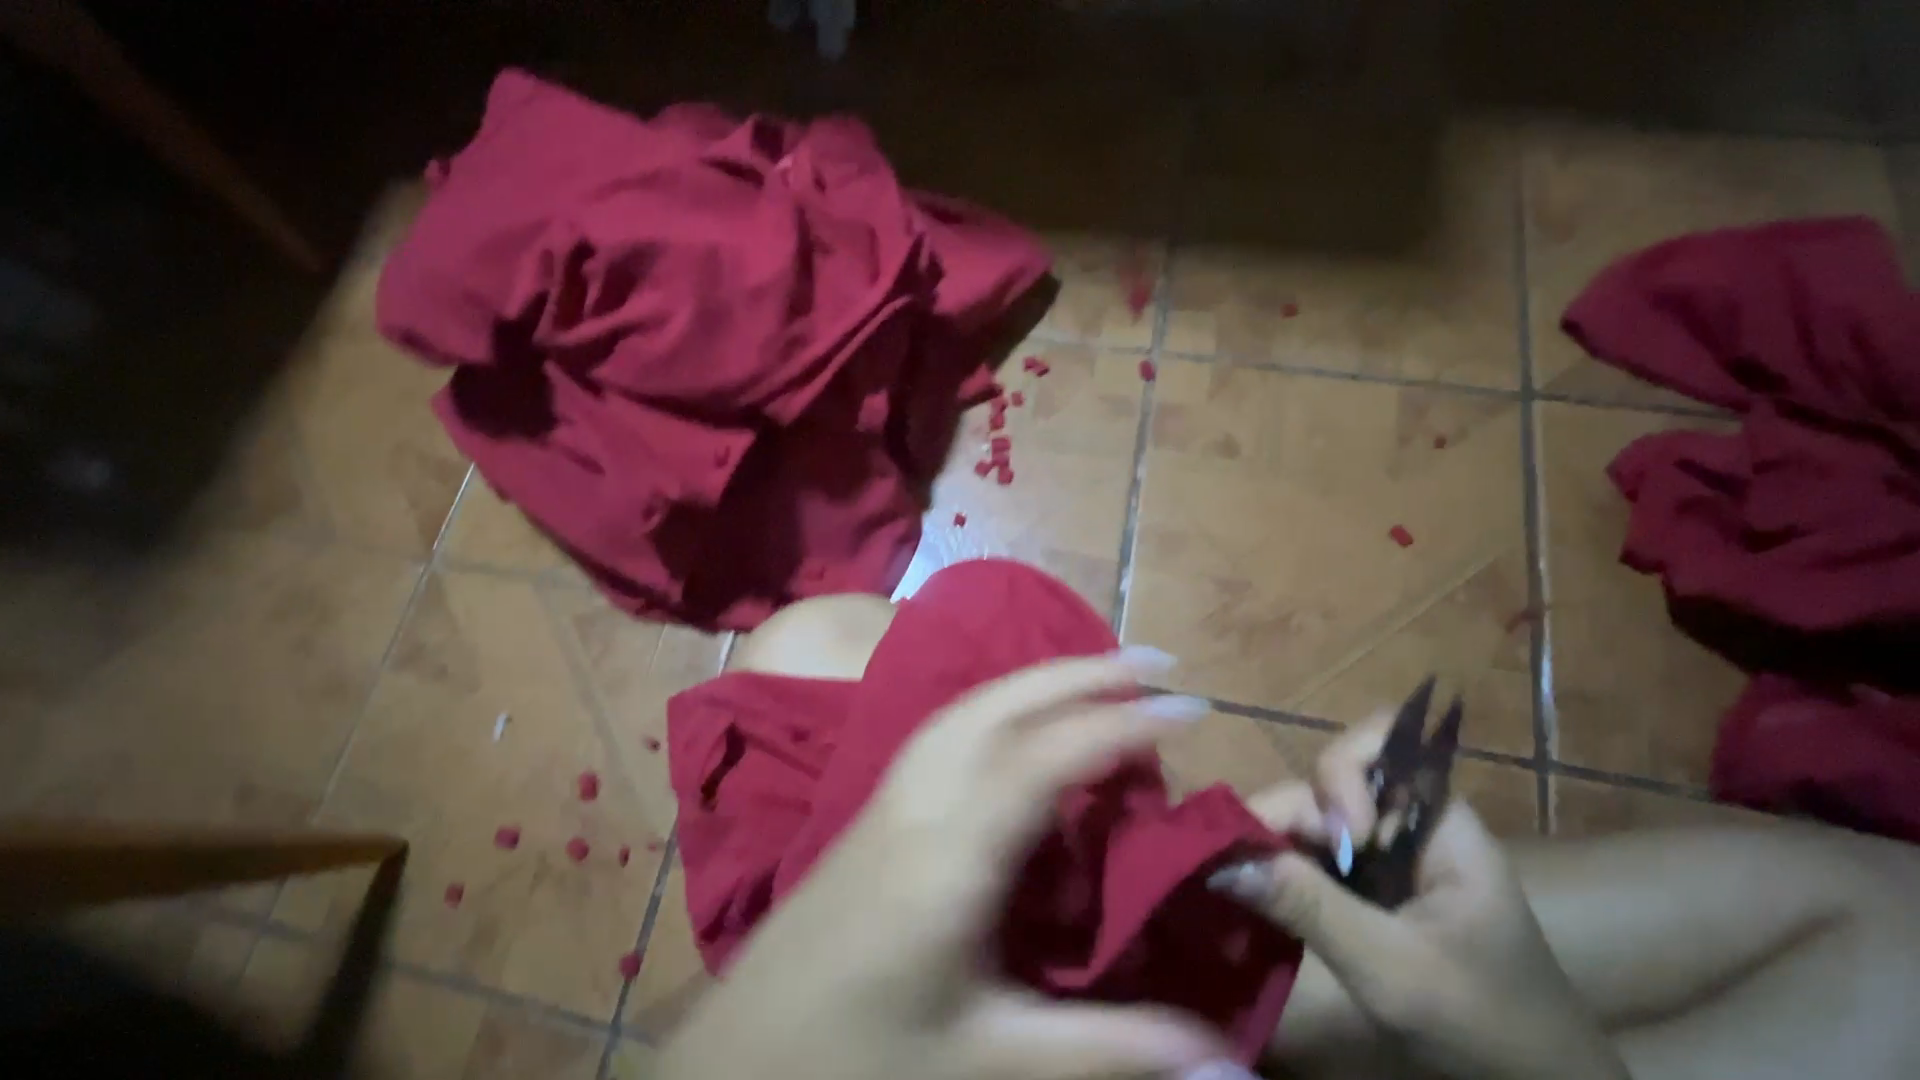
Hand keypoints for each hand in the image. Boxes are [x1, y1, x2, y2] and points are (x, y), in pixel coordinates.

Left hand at [656, 647, 1252, 1079]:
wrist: (740, 1059)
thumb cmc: (862, 1059)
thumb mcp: (989, 1059)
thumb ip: (1109, 1050)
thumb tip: (1229, 1061)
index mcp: (951, 854)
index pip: (1046, 756)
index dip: (1122, 723)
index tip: (1192, 706)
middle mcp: (916, 802)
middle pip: (1001, 706)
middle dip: (1081, 672)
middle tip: (1157, 660)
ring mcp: (884, 796)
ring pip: (966, 707)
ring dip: (1036, 680)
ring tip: (1099, 676)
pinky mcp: (868, 809)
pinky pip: (943, 728)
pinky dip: (998, 704)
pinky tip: (1019, 720)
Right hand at [1214, 713, 1628, 1079]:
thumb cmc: (1481, 1022)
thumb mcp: (1392, 968)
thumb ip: (1310, 906)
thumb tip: (1221, 860)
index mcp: (1438, 822)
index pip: (1380, 744)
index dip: (1341, 772)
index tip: (1336, 836)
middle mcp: (1405, 825)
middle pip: (1329, 783)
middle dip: (1288, 817)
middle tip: (1252, 872)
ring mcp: (1383, 857)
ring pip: (1311, 819)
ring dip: (1273, 844)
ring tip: (1243, 887)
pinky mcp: (1363, 890)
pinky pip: (1309, 856)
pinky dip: (1277, 869)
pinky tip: (1255, 897)